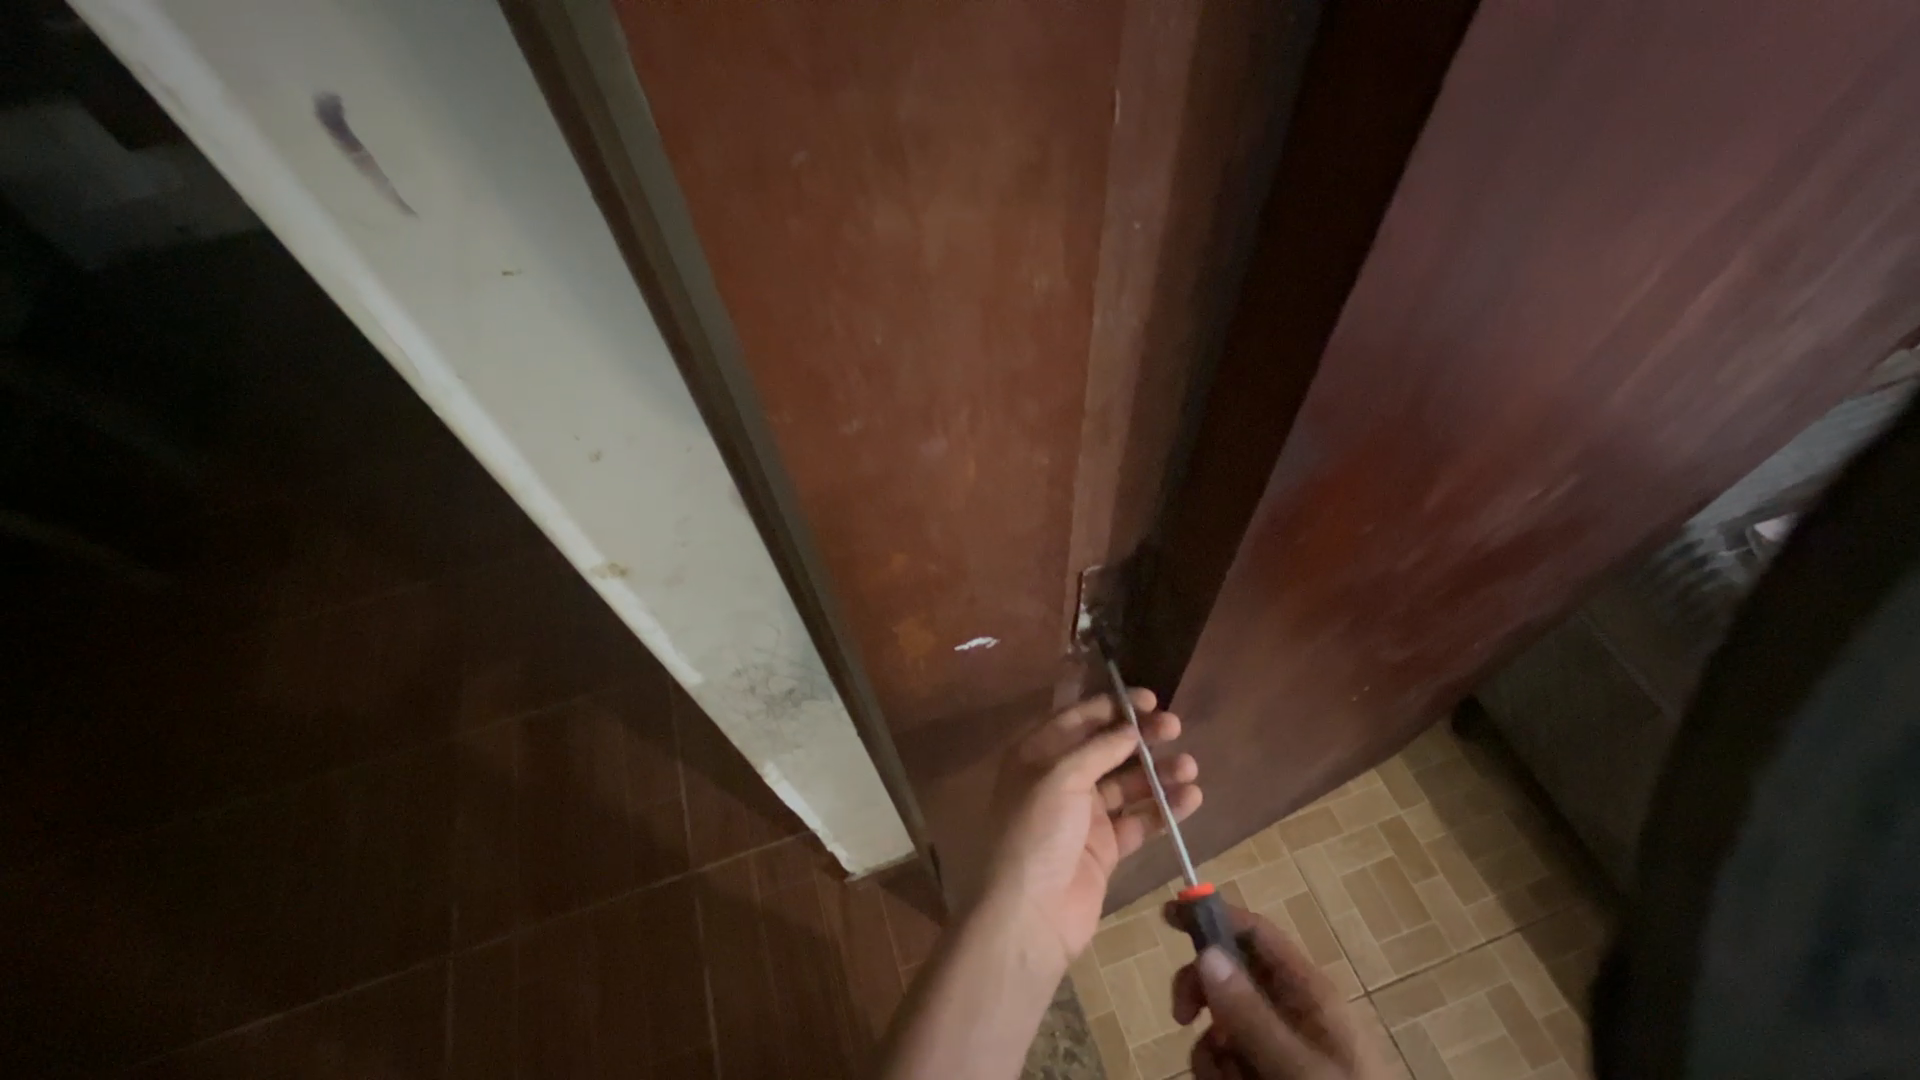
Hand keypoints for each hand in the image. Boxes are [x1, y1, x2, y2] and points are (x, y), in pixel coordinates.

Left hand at [978, 689, 1200, 973]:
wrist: (1031, 914)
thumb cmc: (1036, 834)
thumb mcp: (1059, 779)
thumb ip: (1098, 750)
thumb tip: (1130, 729)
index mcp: (1035, 757)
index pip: (1076, 720)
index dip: (1112, 707)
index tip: (1148, 699)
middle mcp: (1059, 781)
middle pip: (1106, 750)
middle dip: (1140, 737)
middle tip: (1174, 726)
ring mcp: (1083, 816)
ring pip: (1127, 784)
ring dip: (1158, 773)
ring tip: (1190, 765)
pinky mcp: (1106, 848)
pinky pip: (1139, 820)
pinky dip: (1164, 809)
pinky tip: (1190, 798)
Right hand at [1164, 902, 1390, 1079]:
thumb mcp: (1299, 1069)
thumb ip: (1251, 1016)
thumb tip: (1205, 953)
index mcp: (1309, 993)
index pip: (1255, 932)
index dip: (1212, 914)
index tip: (1168, 913)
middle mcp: (1292, 1011)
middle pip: (1229, 972)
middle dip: (1200, 991)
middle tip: (1182, 1016)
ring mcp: (1279, 1046)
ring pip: (1221, 1022)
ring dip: (1211, 1049)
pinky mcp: (1268, 1073)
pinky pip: (1227, 1058)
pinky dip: (1219, 1072)